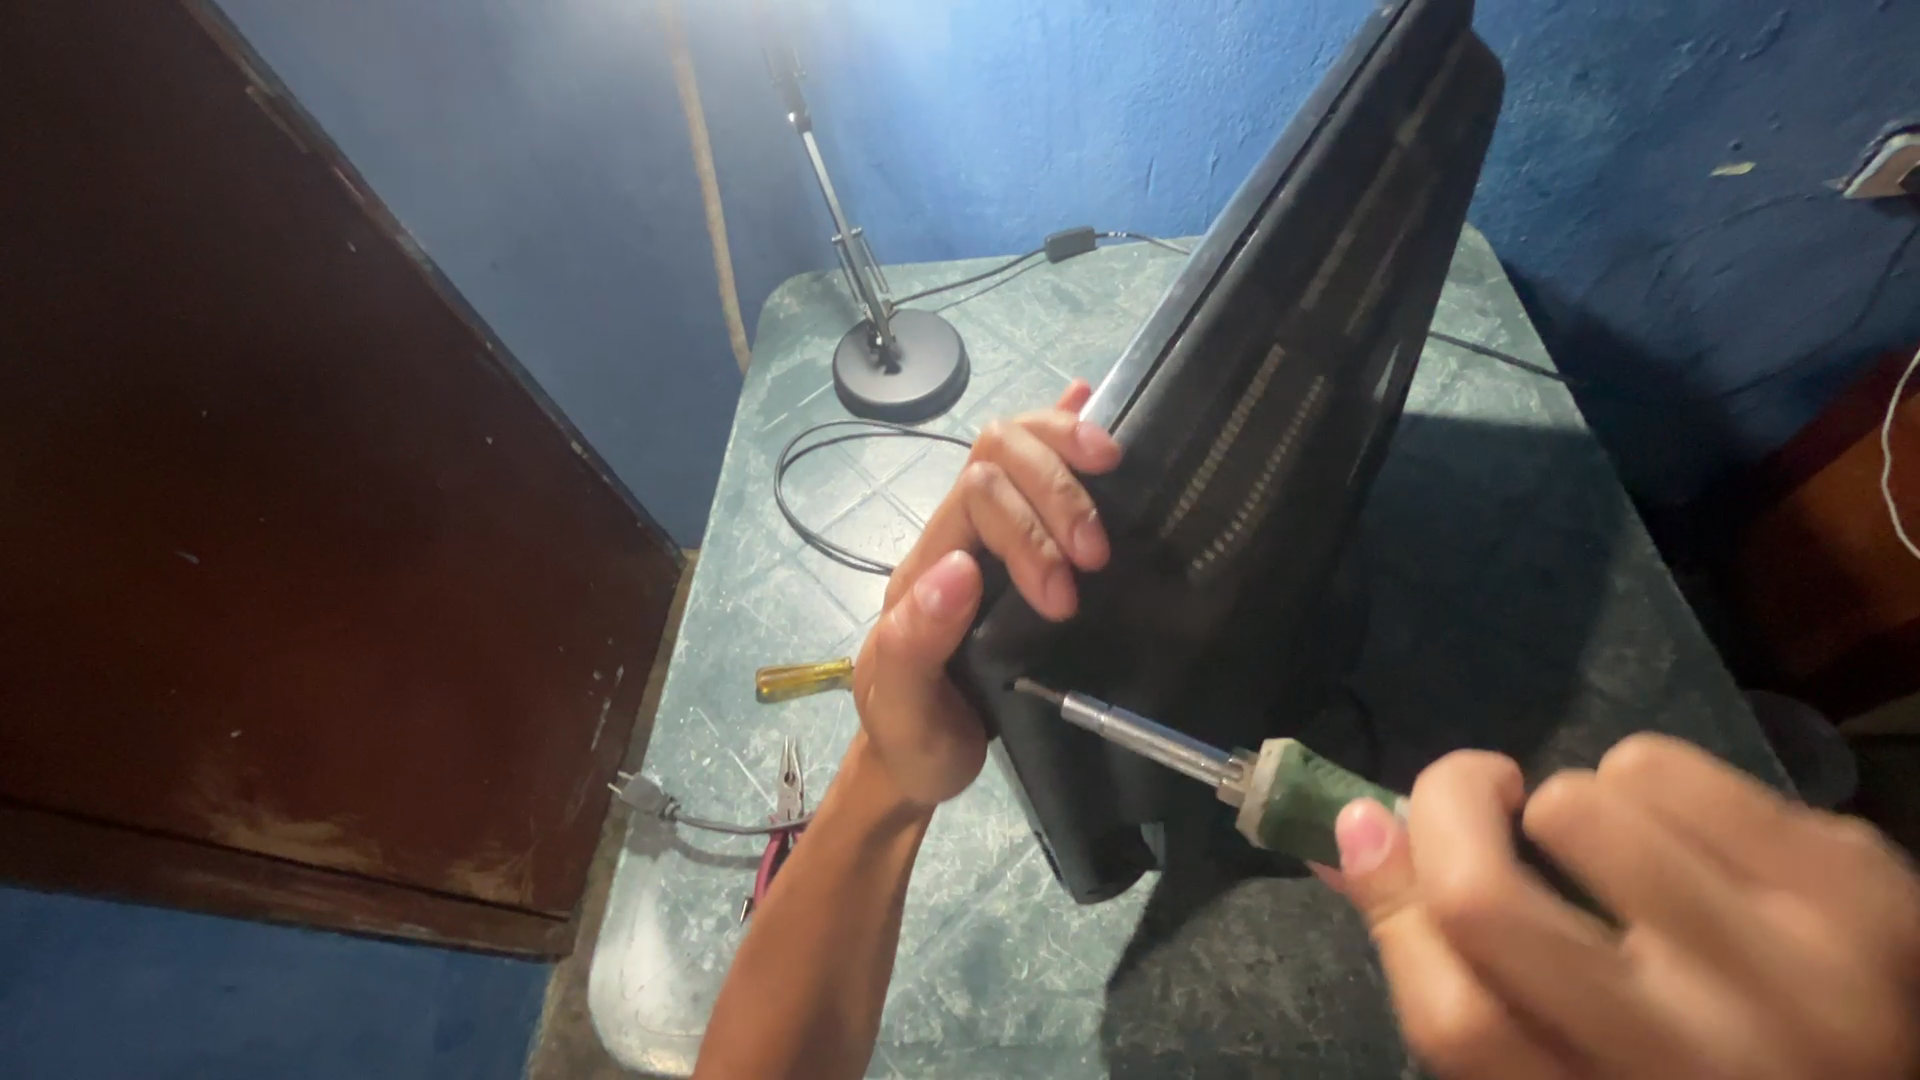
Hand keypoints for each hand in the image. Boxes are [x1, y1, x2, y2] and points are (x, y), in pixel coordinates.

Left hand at [851, 381, 1122, 805]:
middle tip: (1098, 555)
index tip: (1065, 597)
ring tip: (1116, 465)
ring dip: (1066, 451)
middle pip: (996, 456)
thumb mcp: (903, 708)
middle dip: (1057, 492)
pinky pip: (1030, 472)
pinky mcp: (1016, 550)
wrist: (917, 756)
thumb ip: (914, 644)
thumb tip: (958, 568)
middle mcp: (953, 538)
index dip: (1029, 531)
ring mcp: (983, 537)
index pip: (977, 500)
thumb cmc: (912, 736)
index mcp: (924, 569)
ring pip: (1013, 448)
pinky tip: (1090, 401)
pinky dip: (1060, 431)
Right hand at [1329, 736, 1919, 1078]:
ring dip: (1569, 804)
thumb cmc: (1687, 1063)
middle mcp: (1714, 1065)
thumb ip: (1440, 950)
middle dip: (1448, 802)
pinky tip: (1692, 840)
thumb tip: (1352, 829)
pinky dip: (1643, 780)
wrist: (1891, 1071)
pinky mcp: (1872, 891)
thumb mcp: (1560, 1049)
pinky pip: (1657, 764)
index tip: (1368, 824)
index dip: (1389, 903)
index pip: (1455, 1017)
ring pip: (1576, 803)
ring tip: (1620, 850)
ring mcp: (1809, 980)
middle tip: (1476, 791)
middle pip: (1484, 901)